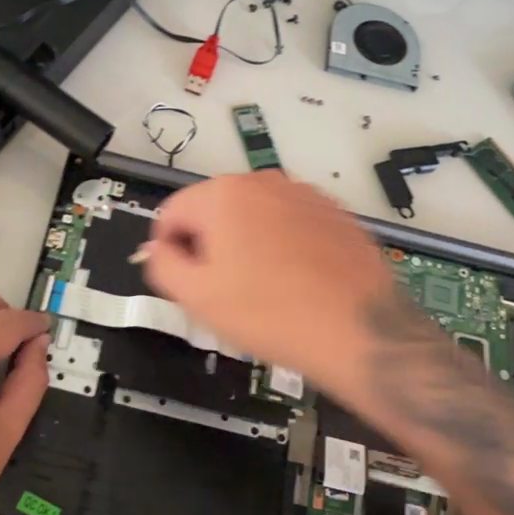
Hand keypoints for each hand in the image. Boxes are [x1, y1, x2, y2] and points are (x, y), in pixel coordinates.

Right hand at [139, 172, 393, 389]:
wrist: (356, 331)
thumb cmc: (275, 314)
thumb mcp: (198, 297)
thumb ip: (162, 265)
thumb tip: (157, 251)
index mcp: (225, 194)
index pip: (171, 213)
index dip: (169, 250)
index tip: (183, 278)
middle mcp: (265, 183)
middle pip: (214, 211)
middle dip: (210, 246)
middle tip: (220, 290)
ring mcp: (305, 195)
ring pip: (254, 217)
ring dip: (246, 246)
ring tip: (260, 290)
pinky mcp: (335, 214)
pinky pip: (291, 225)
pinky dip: (283, 248)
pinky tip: (291, 283)